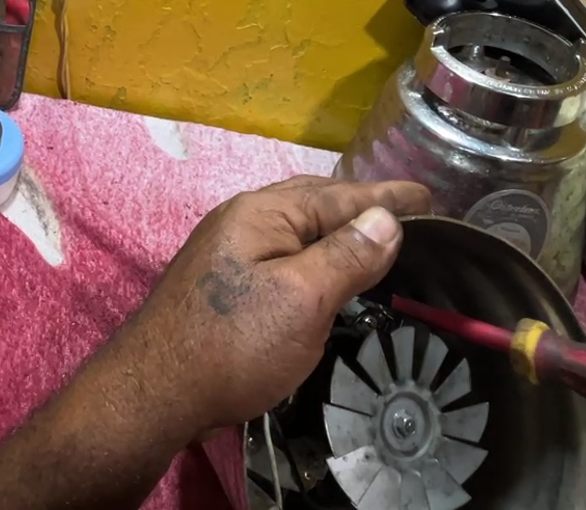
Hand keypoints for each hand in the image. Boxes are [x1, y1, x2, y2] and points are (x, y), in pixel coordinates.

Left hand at [112, 176, 430, 438]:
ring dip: (337, 225)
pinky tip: (326, 265)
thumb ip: (344, 256)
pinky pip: (283, 250)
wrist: (156, 389)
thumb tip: (385, 218)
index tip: (428, 195)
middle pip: (314, 201)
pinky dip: (315, 249)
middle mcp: (243, 219)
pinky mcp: (226, 279)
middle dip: (361, 203)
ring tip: (374, 230)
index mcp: (263, 212)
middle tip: (409, 211)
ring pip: (297, 226)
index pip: (338, 195)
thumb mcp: (301, 299)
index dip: (386, 197)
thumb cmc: (233, 343)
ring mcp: (230, 248)